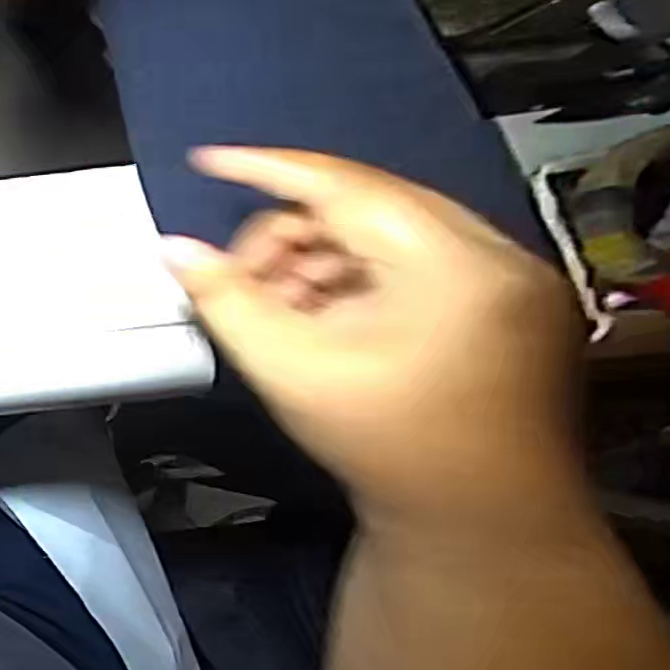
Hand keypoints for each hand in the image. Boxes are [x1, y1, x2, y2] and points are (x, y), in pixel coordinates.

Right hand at [160, 147, 583, 518]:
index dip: (267, 168)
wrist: (471, 511)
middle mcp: (487, 258)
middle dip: (282, 241)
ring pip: (372, 239)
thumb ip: (223, 298)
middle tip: (239, 285)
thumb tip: (173, 249)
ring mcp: (495, 281)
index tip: (208, 158)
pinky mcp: (489, 305)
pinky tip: (311, 321)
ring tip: (275, 315)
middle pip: (356, 211)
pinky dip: (339, 283)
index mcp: (450, 265)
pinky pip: (395, 266)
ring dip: (306, 265)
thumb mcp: (283, 363)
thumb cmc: (382, 438)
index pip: (344, 188)